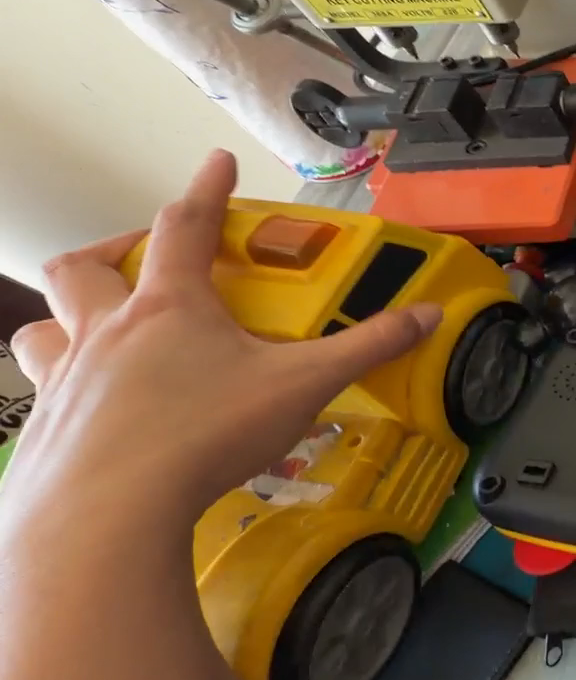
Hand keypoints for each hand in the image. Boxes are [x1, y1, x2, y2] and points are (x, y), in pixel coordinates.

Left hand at [5, 150, 441, 517]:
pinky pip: (45, 387)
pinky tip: (108, 402)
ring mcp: (68, 381)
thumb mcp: (308, 382)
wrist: (103, 517)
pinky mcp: (46, 430)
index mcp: (170, 309)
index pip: (184, 228)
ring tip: (109, 327)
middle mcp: (107, 332)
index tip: (216, 162)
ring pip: (43, 325)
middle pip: (84, 267)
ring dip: (70, 313)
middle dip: (115, 249)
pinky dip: (72, 378)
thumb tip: (428, 315)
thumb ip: (370, 345)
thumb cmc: (206, 432)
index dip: (204, 190)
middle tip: (149, 257)